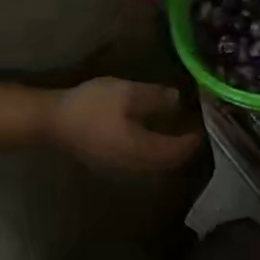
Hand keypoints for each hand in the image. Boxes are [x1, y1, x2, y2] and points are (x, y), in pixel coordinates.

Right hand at [47, 77, 202, 174]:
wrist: (54, 121)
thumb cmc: (92, 105)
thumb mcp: (126, 93)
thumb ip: (154, 98)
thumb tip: (178, 100)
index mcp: (142, 150)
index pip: (177, 151)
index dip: (193, 140)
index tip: (205, 123)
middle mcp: (135, 165)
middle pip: (168, 162)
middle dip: (183, 146)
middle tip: (195, 124)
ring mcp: (121, 166)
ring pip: (154, 162)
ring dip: (169, 148)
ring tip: (178, 126)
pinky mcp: (110, 160)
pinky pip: (142, 158)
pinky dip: (154, 147)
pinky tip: (152, 130)